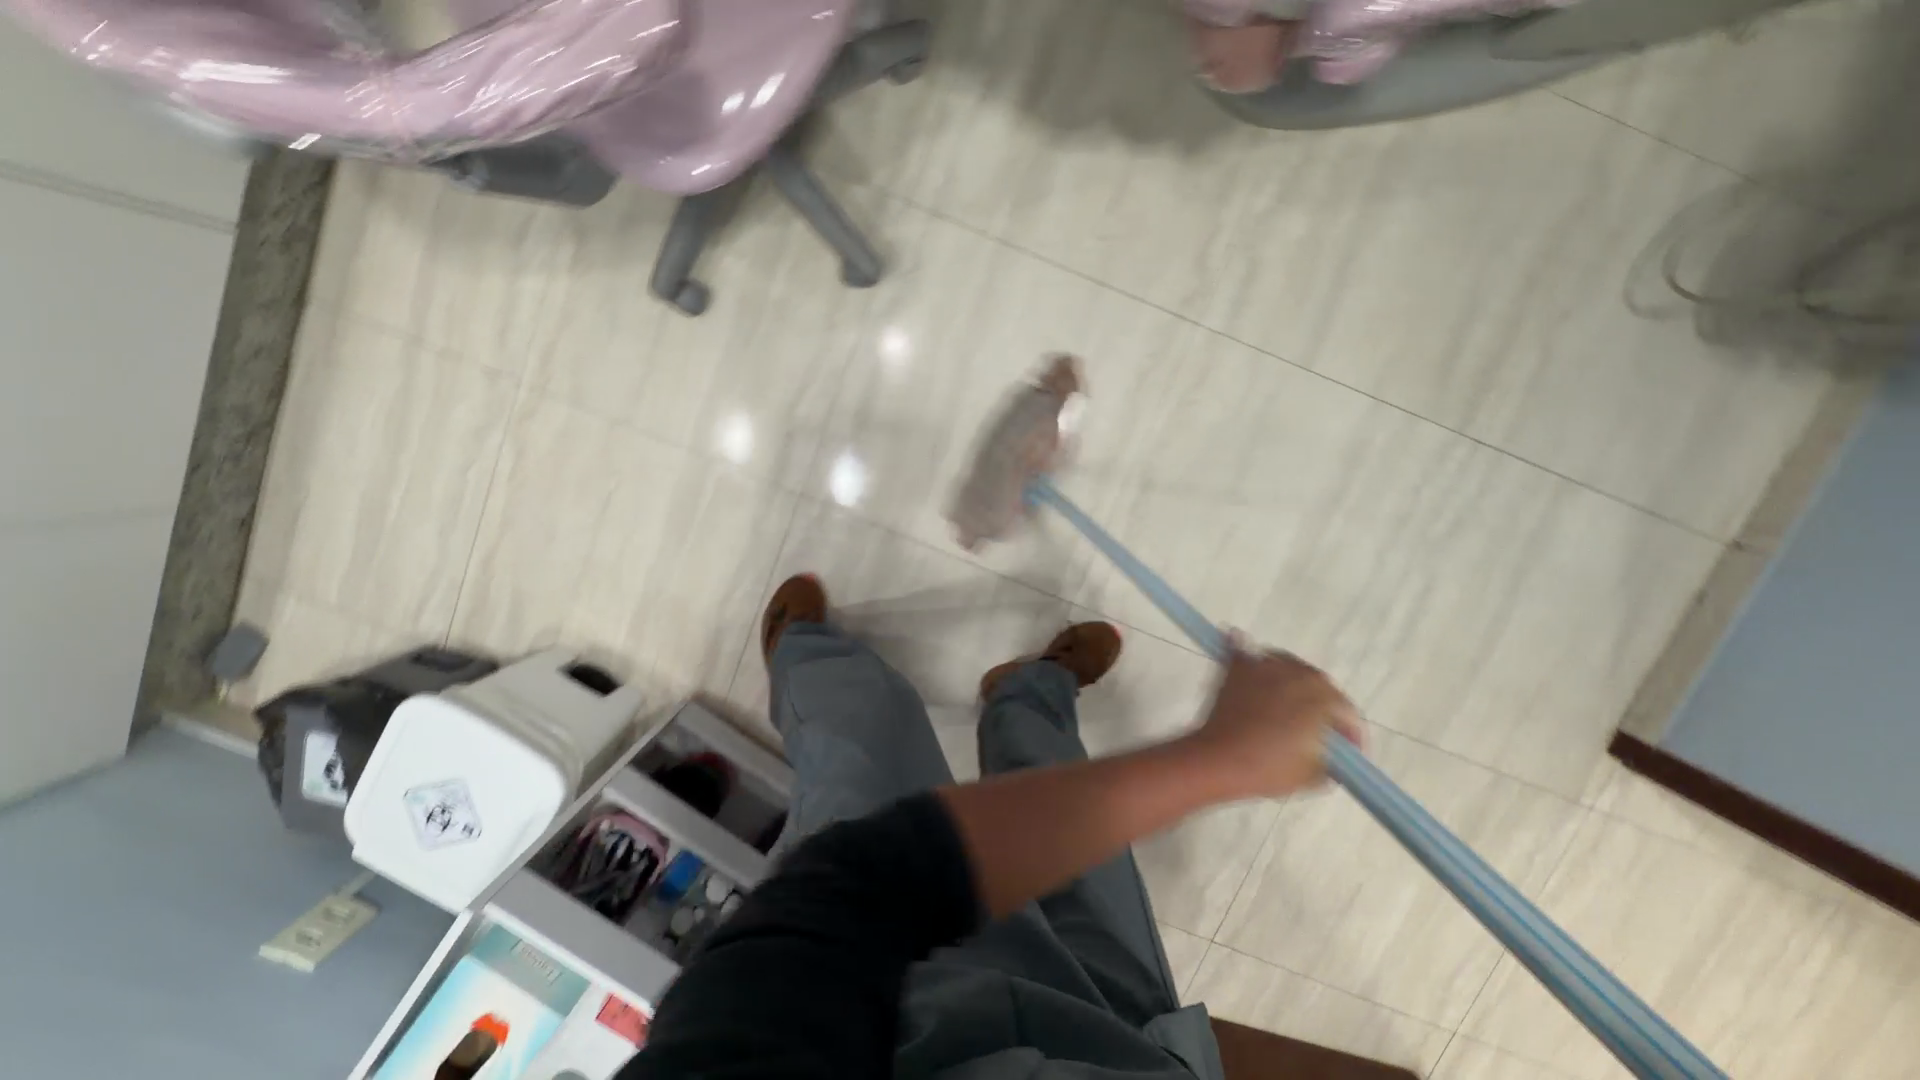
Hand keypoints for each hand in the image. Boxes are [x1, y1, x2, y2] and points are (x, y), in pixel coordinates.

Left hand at [1190, 644, 1362, 799]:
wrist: (1217, 759)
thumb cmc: (1268, 769)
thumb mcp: (1313, 775)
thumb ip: (1332, 761)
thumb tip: (1332, 756)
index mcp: (1323, 698)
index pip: (1347, 712)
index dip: (1351, 734)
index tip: (1349, 752)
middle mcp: (1298, 673)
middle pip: (1319, 686)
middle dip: (1323, 706)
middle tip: (1318, 730)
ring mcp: (1266, 665)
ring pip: (1289, 667)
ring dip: (1293, 682)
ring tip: (1288, 703)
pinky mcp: (1238, 666)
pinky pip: (1248, 653)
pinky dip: (1250, 654)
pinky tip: (1248, 654)